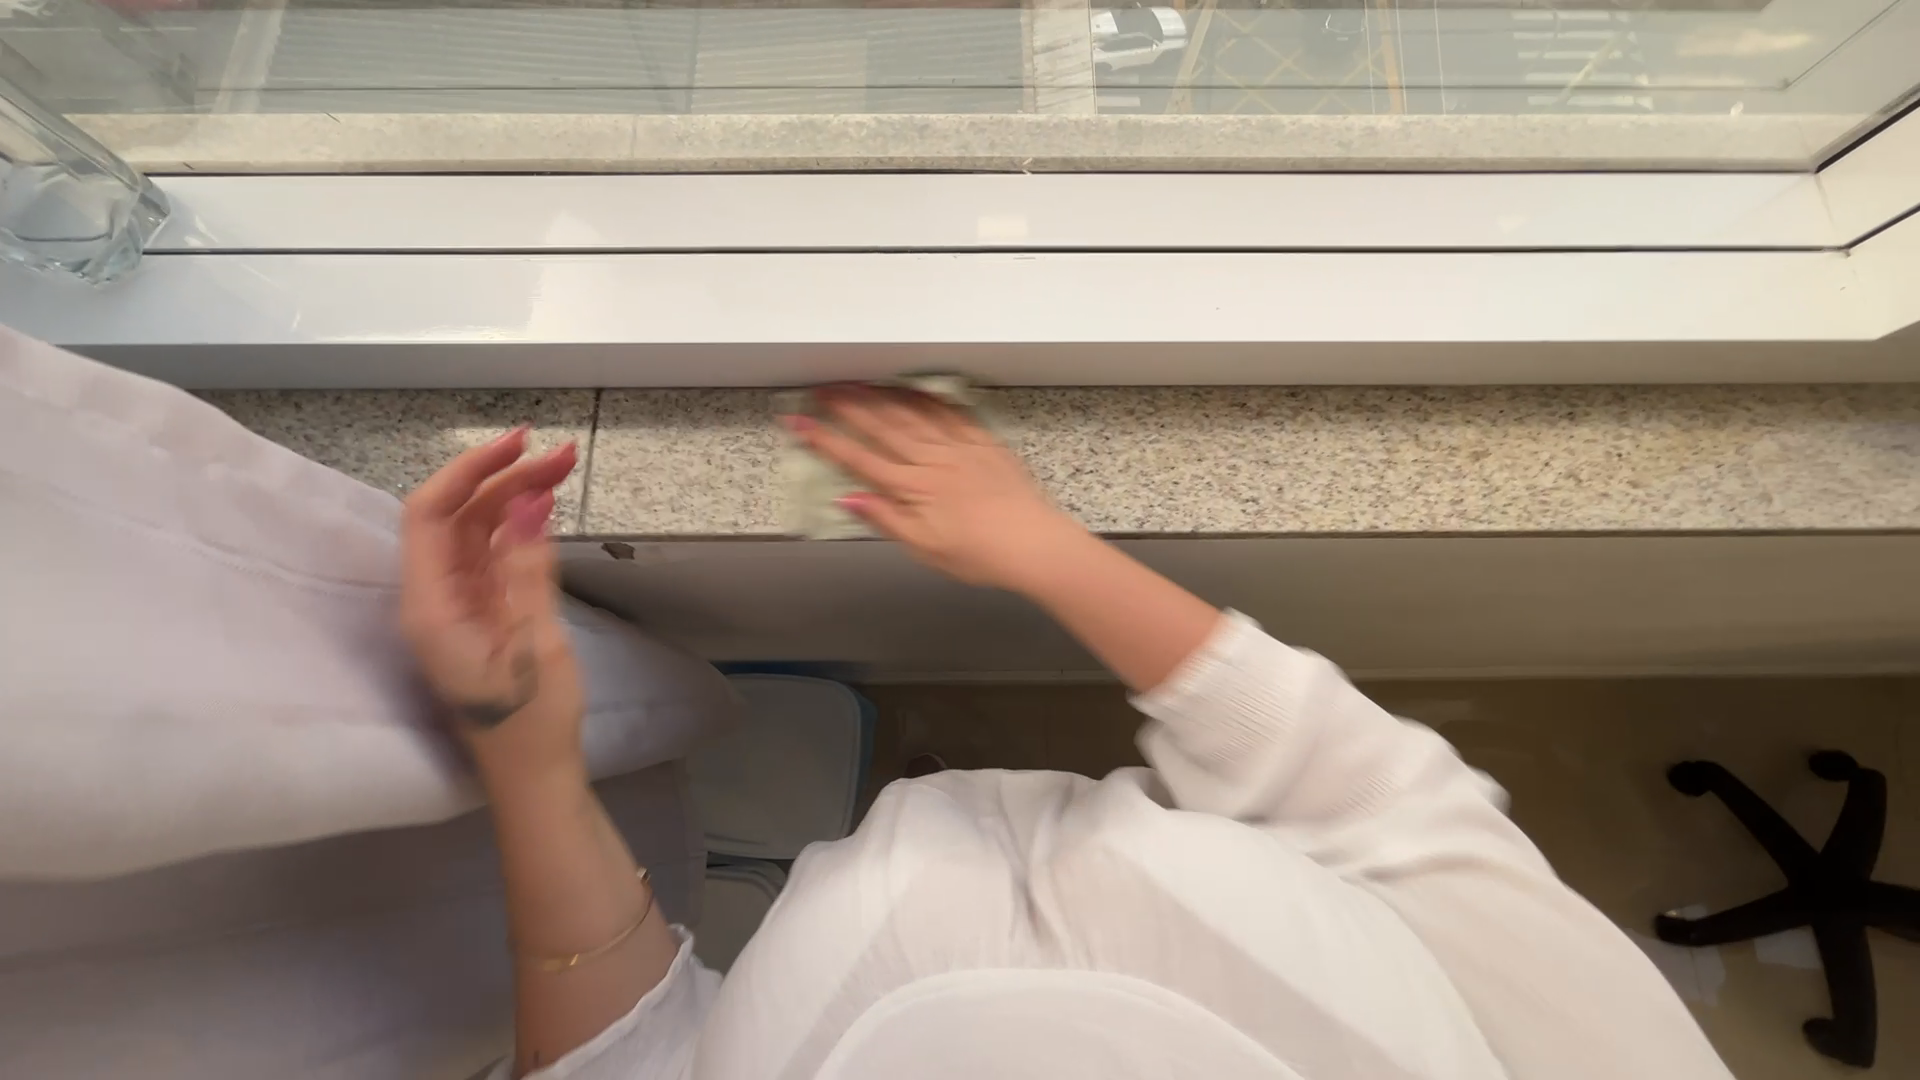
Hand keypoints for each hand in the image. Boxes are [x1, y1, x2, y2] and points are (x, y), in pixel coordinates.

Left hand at [400, 428, 584, 786]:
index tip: (520, 445)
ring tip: (562, 470)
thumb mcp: (535, 643)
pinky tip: (547, 509)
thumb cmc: (530, 719)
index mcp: (431, 606)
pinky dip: (521, 528)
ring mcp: (459, 604)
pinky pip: (494, 555)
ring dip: (516, 498)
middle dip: (506, 479)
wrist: (532, 770)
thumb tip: (527, 505)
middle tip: (563, 455)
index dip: (470, 472)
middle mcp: (435, 597)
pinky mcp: (484, 612)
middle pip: (459, 517)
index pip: (432, 515)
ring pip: (478, 532)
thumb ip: (526, 571)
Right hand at [785, 385, 1090, 591]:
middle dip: (848, 405)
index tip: (799, 422)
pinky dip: (929, 399)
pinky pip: (952, 413)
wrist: (1033, 544)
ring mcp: (960, 447)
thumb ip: (886, 519)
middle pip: (883, 426)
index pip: (860, 459)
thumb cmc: (978, 555)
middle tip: (822, 386)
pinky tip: (916, 390)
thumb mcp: (925, 548)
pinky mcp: (984, 444)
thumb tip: (848, 499)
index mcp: (914, 487)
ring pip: (914, 413)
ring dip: (883, 395)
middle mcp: (932, 459)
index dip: (826, 441)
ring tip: (859, 380)